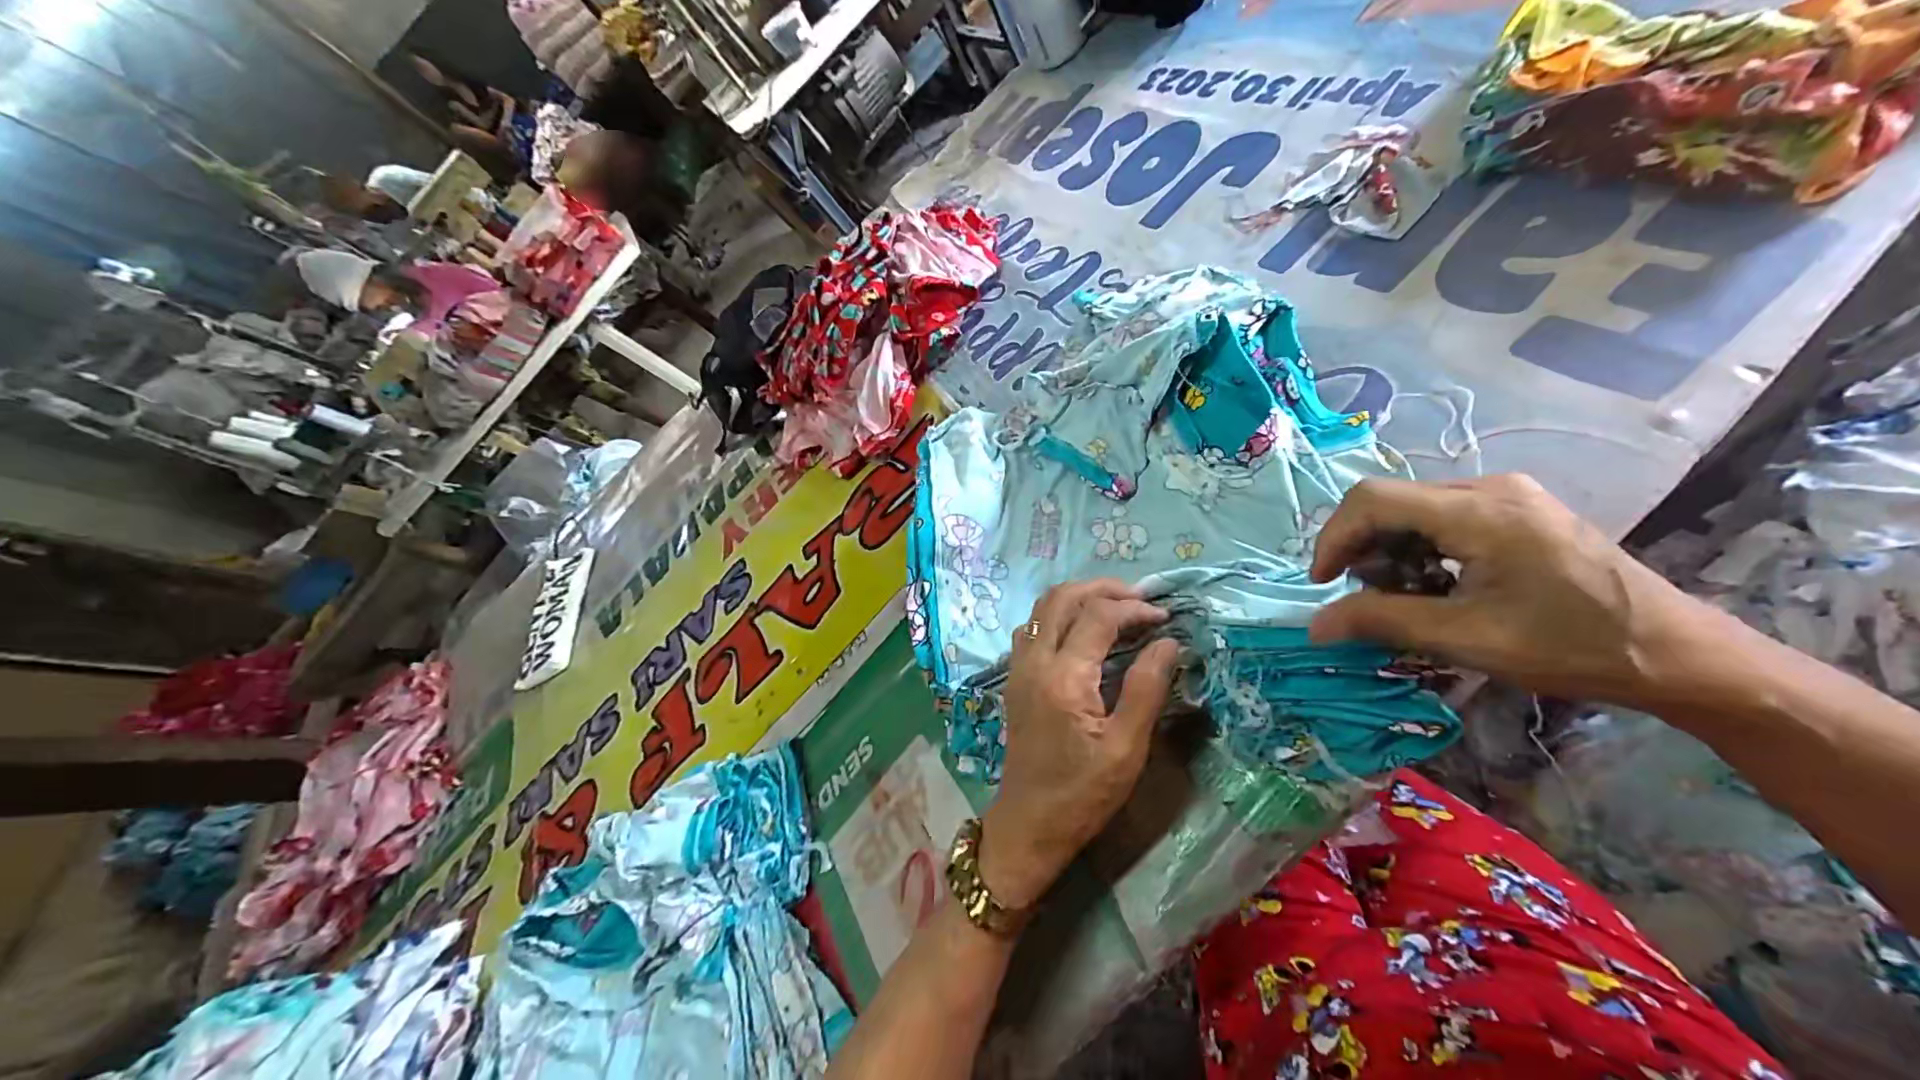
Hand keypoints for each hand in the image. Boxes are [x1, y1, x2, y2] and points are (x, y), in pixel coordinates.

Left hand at [979, 580, 1179, 910]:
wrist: (1029, 823)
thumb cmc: (1083, 793)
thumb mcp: (1126, 747)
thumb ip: (1146, 688)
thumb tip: (1168, 642)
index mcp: (1064, 676)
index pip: (1098, 616)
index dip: (1134, 608)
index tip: (1165, 618)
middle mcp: (1034, 661)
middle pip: (1062, 597)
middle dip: (1103, 589)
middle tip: (1141, 599)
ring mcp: (1019, 668)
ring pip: (1043, 608)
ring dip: (1079, 598)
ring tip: (1117, 608)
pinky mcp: (1015, 679)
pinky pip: (1034, 628)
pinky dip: (1059, 616)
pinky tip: (1083, 632)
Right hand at [1307, 474, 1721, 708]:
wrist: (1678, 653)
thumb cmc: (1572, 646)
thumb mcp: (1466, 639)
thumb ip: (1382, 622)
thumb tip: (1315, 625)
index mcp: (1479, 510)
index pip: (1372, 500)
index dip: (1334, 539)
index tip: (1324, 584)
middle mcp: (1490, 487)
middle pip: (1390, 502)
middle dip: (1363, 549)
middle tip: (1366, 598)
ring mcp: (1508, 495)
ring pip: (1414, 510)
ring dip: (1391, 552)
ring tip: (1405, 598)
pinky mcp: (1518, 511)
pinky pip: (1443, 518)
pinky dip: (1421, 550)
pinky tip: (1438, 586)